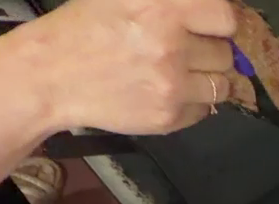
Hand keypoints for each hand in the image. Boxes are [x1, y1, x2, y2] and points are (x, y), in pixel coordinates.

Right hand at [15, 0, 238, 134]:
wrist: (53, 74)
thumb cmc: (87, 25)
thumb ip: (172, 3)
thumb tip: (219, 12)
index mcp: (161, 4)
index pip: (225, 16)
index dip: (219, 21)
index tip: (209, 25)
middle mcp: (170, 44)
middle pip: (225, 53)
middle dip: (210, 50)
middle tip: (183, 48)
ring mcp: (172, 85)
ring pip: (221, 86)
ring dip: (207, 78)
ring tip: (178, 71)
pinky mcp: (170, 116)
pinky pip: (205, 110)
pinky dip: (193, 102)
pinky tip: (167, 90)